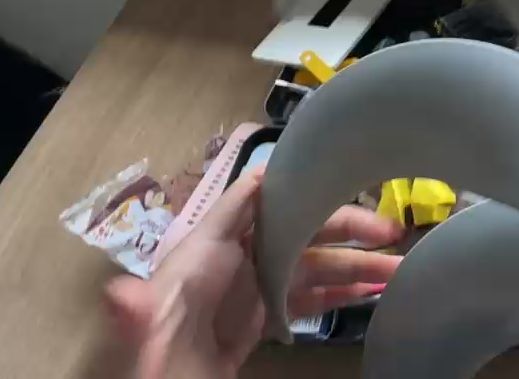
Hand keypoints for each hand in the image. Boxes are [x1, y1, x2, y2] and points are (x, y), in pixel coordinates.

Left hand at [101, 168, 403, 378]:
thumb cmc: (149, 356)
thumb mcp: (142, 333)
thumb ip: (136, 314)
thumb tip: (120, 293)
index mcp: (218, 245)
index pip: (263, 197)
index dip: (303, 178)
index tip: (345, 162)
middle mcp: (244, 256)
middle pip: (307, 229)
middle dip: (352, 226)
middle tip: (392, 232)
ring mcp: (259, 287)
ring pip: (320, 264)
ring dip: (360, 265)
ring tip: (398, 269)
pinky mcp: (266, 318)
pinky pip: (314, 297)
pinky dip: (346, 293)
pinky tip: (374, 293)